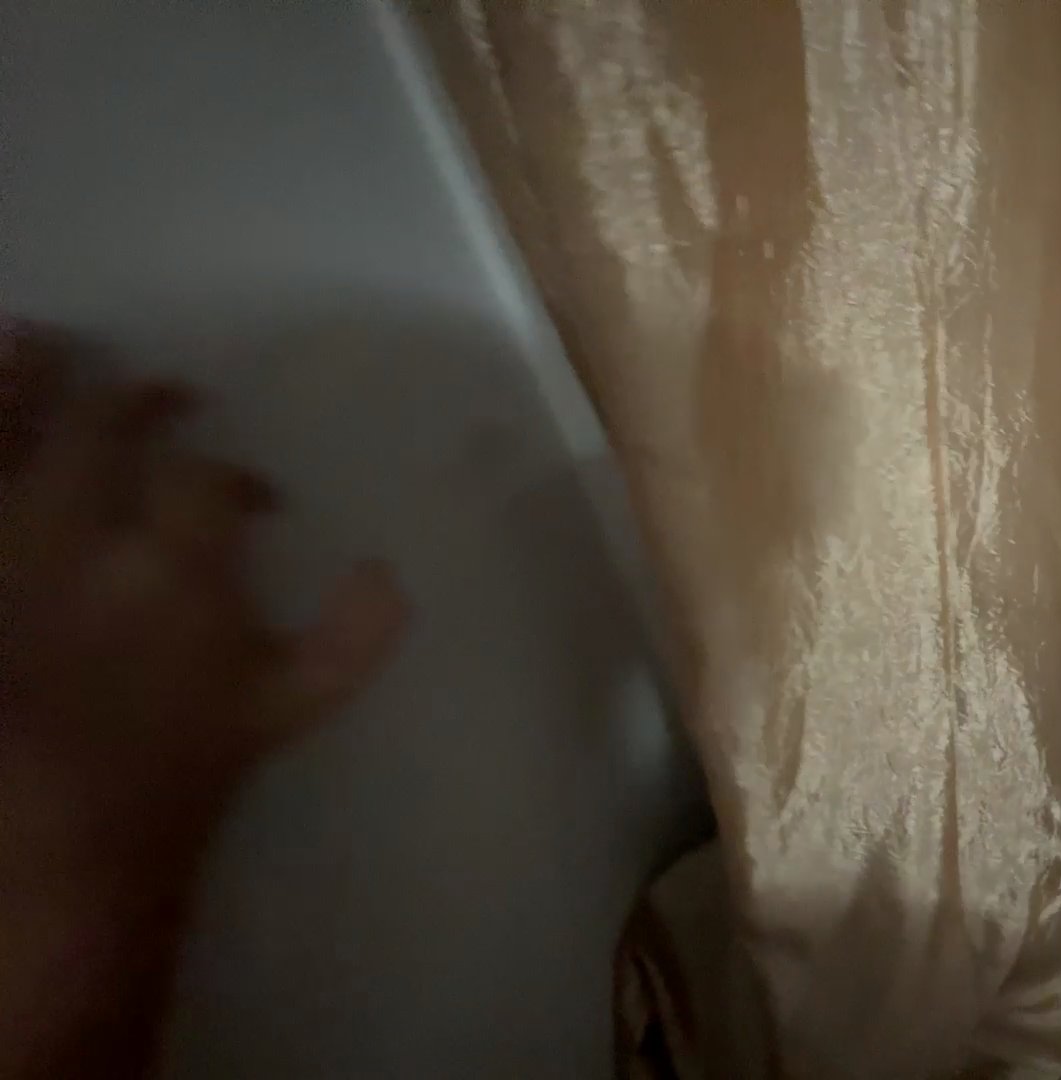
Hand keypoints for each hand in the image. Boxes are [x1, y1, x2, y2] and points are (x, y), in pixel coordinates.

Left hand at [0, 322, 408, 886]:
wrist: (44, 833)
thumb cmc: (184, 759)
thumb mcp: (301, 700)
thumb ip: (360, 632)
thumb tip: (388, 566)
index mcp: (174, 570)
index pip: (208, 480)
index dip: (236, 476)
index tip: (257, 497)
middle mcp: (69, 541)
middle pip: (97, 432)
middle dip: (128, 396)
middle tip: (145, 379)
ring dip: (16, 380)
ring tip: (34, 340)